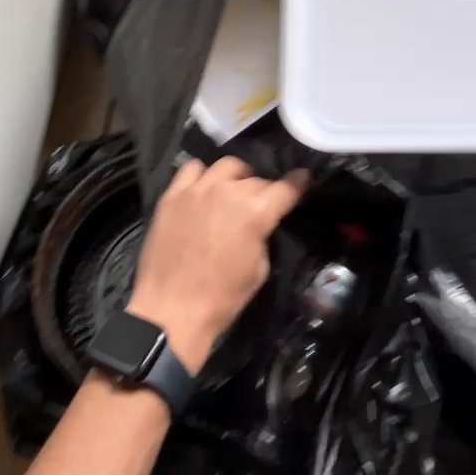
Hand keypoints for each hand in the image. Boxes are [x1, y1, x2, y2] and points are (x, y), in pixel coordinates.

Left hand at [125, 157, 307, 374]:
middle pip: (256, 178)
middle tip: (262, 203)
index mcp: (255, 212)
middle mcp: (228, 191)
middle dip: (264, 189)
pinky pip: (192, 169)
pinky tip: (203, 188)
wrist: (172, 309)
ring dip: (237, 176)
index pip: (285, 188)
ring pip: (226, 165)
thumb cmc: (222, 298)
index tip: (303, 177)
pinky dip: (203, 175)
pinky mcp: (173, 194)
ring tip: (234, 189)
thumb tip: (259, 224)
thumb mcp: (259, 270)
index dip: (298, 182)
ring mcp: (198, 189)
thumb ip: (262, 236)